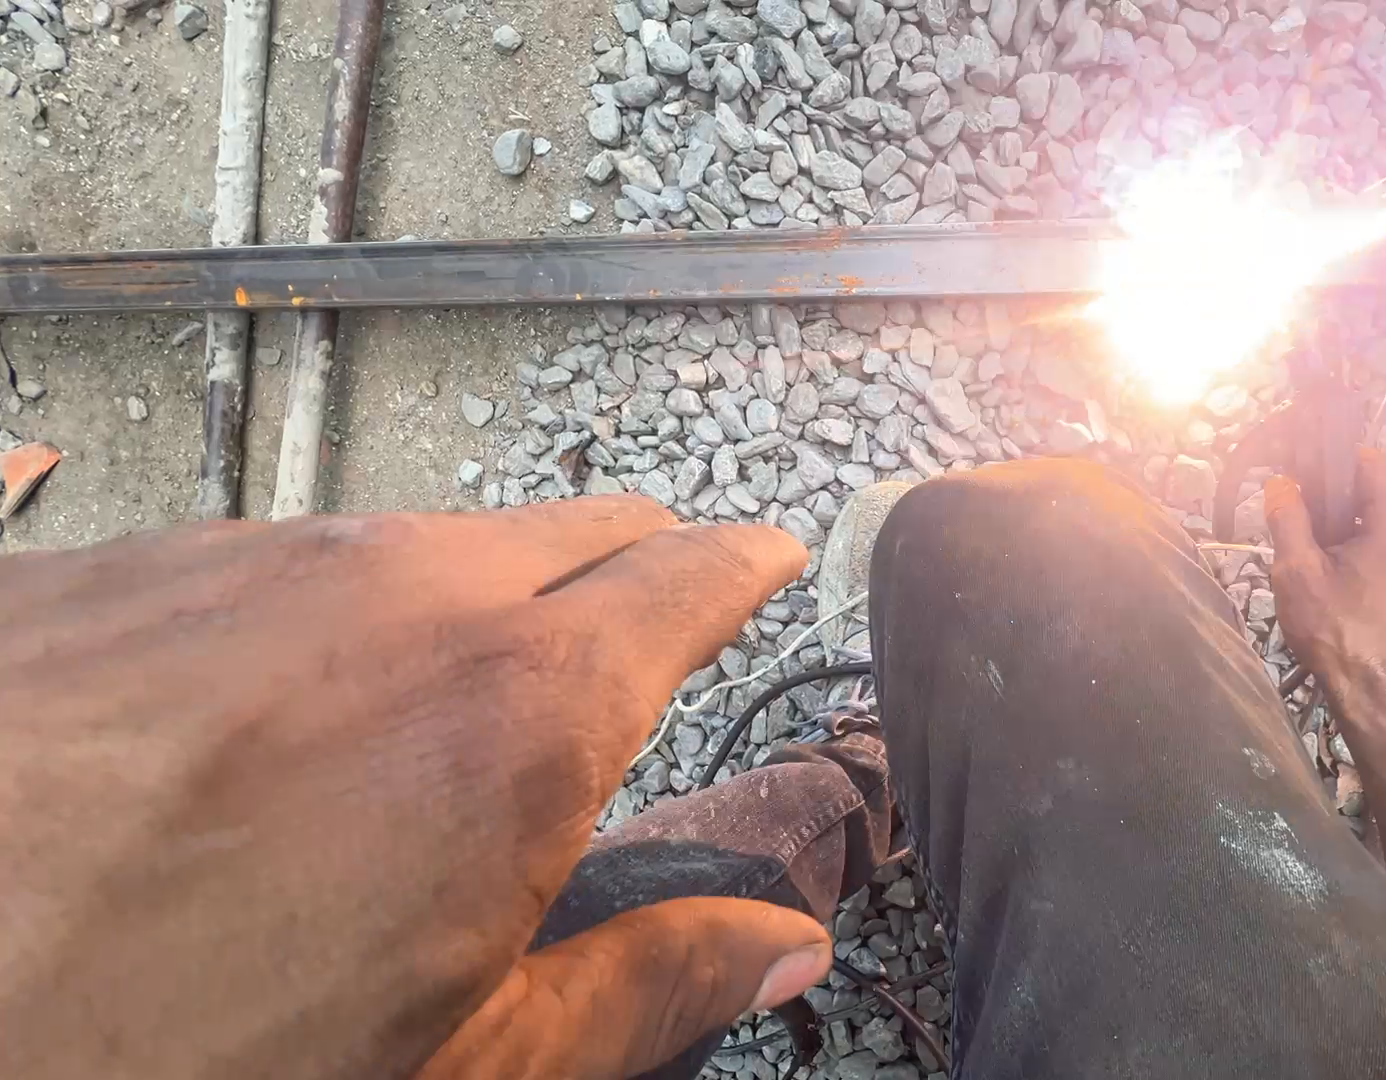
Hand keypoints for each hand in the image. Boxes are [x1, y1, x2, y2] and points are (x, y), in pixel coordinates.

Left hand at [0, 498, 826, 1079]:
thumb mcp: (458, 1070)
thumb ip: (656, 979)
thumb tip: (795, 950)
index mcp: (529, 706)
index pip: (699, 576)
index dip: (752, 561)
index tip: (777, 555)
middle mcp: (420, 592)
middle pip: (600, 526)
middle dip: (654, 559)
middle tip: (665, 611)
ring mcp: (263, 560)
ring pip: (459, 537)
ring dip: (503, 591)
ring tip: (464, 688)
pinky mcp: (116, 562)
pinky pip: (309, 553)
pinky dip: (361, 601)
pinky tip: (293, 695)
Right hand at [1264, 448, 1385, 725]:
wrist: (1370, 688)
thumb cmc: (1333, 630)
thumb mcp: (1297, 572)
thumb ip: (1289, 519)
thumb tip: (1282, 482)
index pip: (1374, 462)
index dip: (1336, 457)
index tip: (1301, 466)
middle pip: (1373, 490)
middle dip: (1332, 495)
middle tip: (1293, 514)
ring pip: (1374, 515)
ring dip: (1340, 522)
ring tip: (1305, 547)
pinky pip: (1381, 537)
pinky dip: (1353, 540)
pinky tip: (1325, 565)